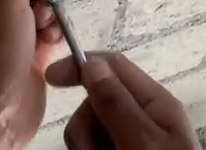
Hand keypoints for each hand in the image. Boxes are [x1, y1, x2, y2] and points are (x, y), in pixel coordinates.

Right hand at [44, 52, 198, 149]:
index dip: (80, 65)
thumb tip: (90, 64)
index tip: (50, 80)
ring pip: (91, 134)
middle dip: (85, 128)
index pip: (113, 66)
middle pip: (97, 104)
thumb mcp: (144, 144)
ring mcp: (132, 145)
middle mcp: (143, 120)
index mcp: (155, 104)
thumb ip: (118, 105)